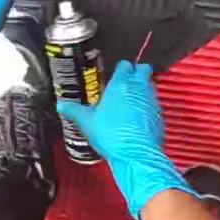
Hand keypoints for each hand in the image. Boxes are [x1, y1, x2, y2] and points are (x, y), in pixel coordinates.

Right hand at [58, 62, 197, 219]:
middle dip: (137, 73)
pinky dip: (148, 108)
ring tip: (130, 103)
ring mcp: (152, 101)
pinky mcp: (160, 116)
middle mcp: (139, 88)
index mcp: (120, 84)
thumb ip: (74, 111)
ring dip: (143, 90)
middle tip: (127, 84)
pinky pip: (155, 105)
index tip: (115, 75)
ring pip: (151, 87)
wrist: (134, 154)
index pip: (125, 65)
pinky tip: (138, 120)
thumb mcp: (87, 122)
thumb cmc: (109, 133)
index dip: (121, 69)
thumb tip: (60, 104)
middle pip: (144, 70)